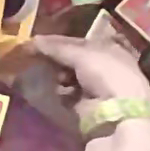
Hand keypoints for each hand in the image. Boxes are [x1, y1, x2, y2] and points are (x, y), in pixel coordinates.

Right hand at [25, 35, 149, 120]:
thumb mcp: (82, 54)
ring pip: (67, 76)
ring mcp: (93, 86)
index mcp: (107, 49)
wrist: (116, 110)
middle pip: (71, 59)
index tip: (36, 42)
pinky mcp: (83, 103)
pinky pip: (65, 93)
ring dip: (55, 74)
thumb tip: (33, 40)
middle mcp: (101, 66)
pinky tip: (49, 87)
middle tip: (33, 56)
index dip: (57, 41)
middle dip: (54, 58)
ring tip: (43, 72)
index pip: (78, 41)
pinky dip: (57, 90)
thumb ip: (57, 48)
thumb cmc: (105, 74)